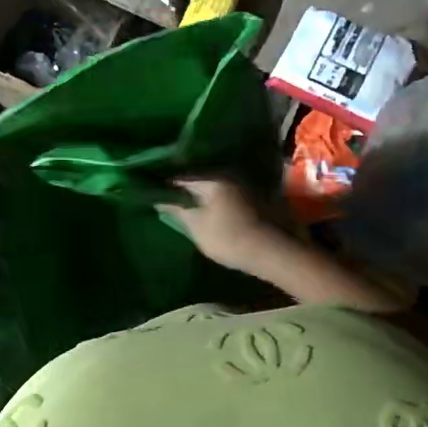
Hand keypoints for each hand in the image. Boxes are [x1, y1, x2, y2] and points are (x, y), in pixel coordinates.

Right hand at [159, 176, 285, 271]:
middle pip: (199, 179)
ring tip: (189, 205)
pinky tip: (212, 210)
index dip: (165, 185)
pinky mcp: (256, 197)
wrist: (273, 252)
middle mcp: (230, 174)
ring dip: (202, 194)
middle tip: (169, 199)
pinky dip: (217, 200)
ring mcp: (245, 185)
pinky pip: (228, 194)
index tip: (154, 193)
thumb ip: (177, 209)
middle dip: (185, 188)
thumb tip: (159, 198)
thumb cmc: (230, 239)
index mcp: (213, 178)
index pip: (181, 177)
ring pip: (215, 186)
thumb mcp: (197, 226)